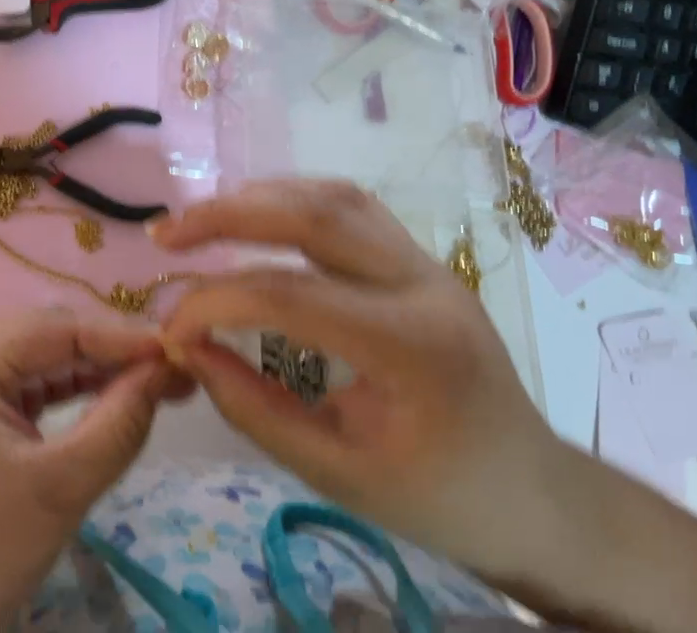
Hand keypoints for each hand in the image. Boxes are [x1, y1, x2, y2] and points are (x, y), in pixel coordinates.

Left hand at [0, 312, 190, 629]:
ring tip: (157, 386)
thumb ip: (119, 423)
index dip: (123, 337)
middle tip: (176, 371)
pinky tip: (109, 401)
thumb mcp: (60, 487)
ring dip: (92, 373)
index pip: (56, 329)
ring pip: (35, 363)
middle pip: (44, 339)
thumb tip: (165, 371)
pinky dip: (63, 396)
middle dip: (110, 354)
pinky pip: (20, 389)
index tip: (184, 349)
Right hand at [153, 179, 575, 580]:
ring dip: (257, 199)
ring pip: (332, 198)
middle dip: (225, 216)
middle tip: (164, 237)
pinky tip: (253, 221)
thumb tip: (187, 349)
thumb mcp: (338, 473)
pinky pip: (349, 209)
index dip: (213, 303)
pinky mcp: (419, 263)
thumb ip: (255, 409)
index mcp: (412, 347)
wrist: (533, 493)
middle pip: (314, 214)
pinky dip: (290, 203)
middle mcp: (424, 285)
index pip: (289, 295)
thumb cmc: (439, 498)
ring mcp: (427, 265)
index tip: (170, 331)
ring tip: (198, 223)